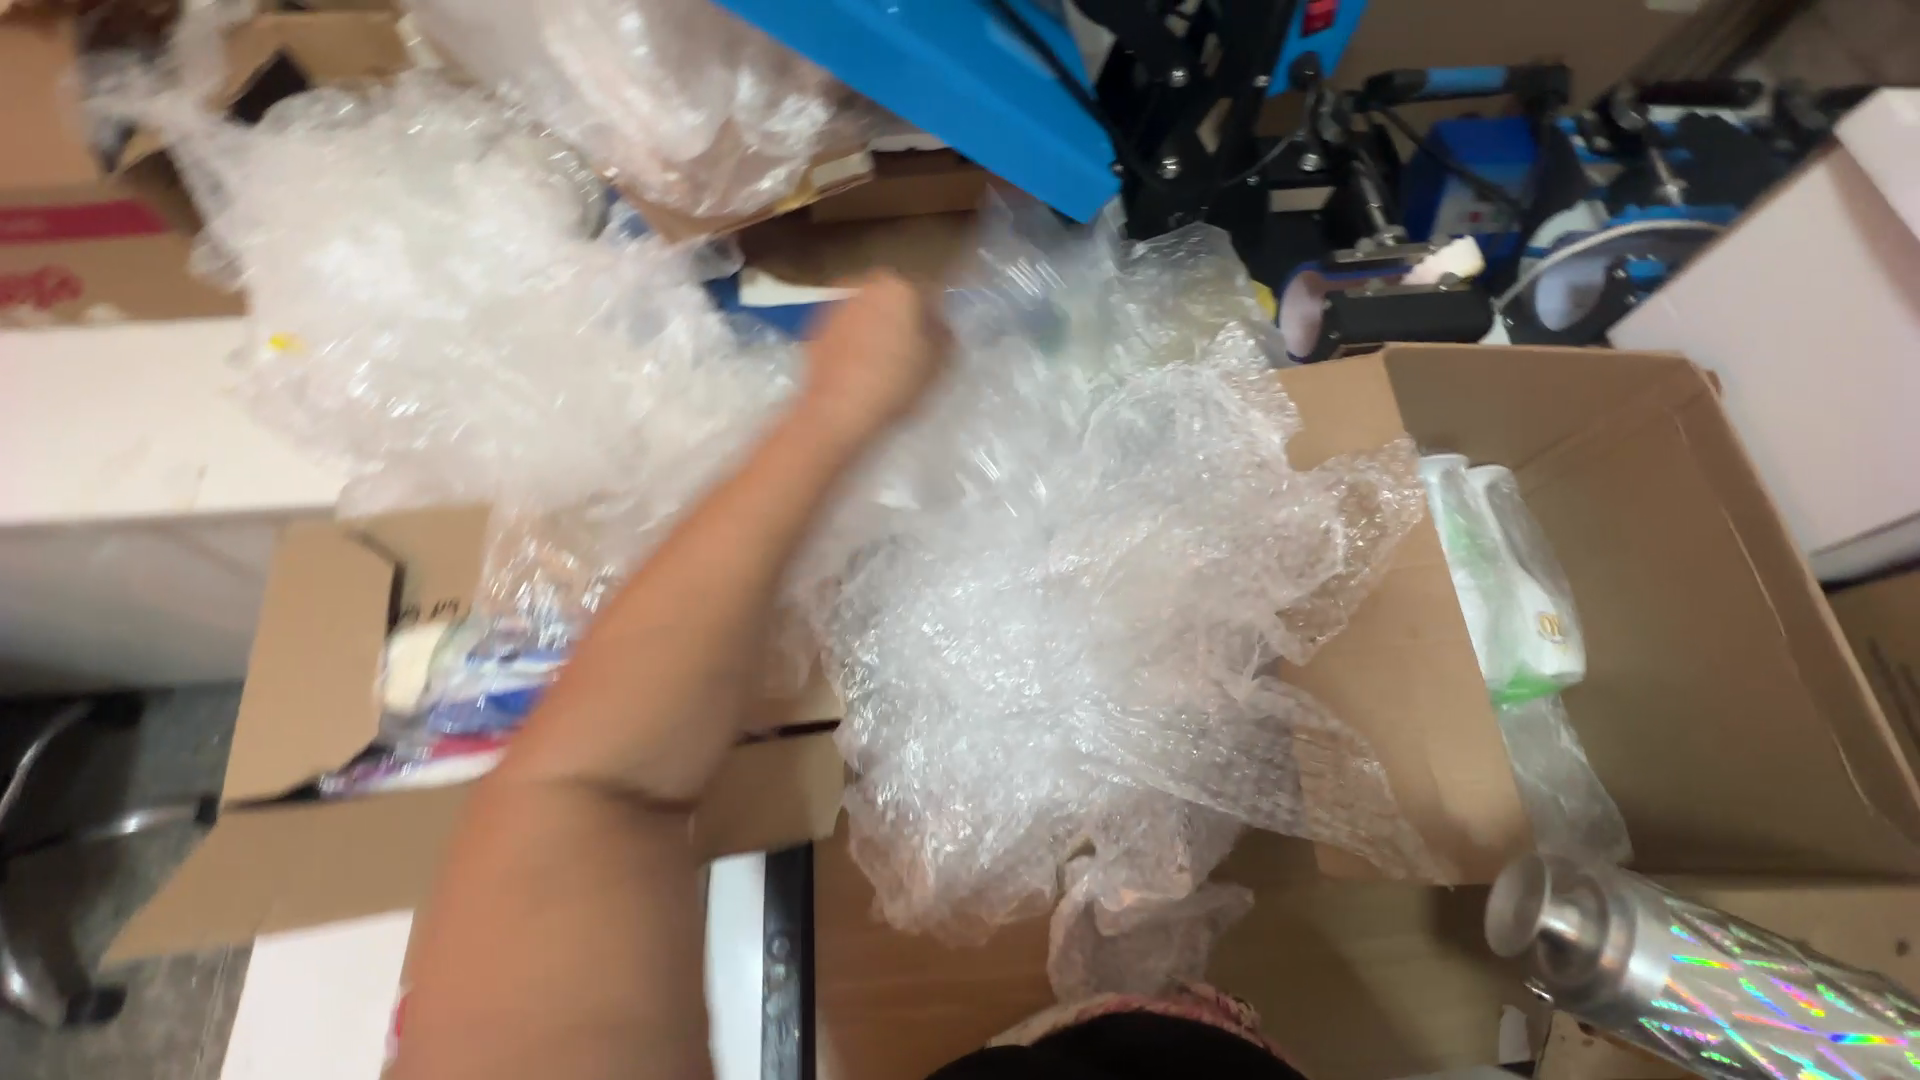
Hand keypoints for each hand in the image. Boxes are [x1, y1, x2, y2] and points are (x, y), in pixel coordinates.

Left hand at [799, 271, 950, 443]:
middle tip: (911, 351)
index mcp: (900, 286)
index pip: (928, 295)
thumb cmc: (895, 383)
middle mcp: (865, 285)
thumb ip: (945, 335)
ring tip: (883, 362)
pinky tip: (858, 368)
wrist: (837, 410)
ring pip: (867, 312)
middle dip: (903, 320)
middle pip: (893, 300)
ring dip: (876, 329)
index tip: (938, 342)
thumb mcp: (938, 363)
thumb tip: (939, 327)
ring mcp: (835, 305)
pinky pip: (845, 330)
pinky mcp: (813, 327)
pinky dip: (853, 342)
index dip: (936, 321)